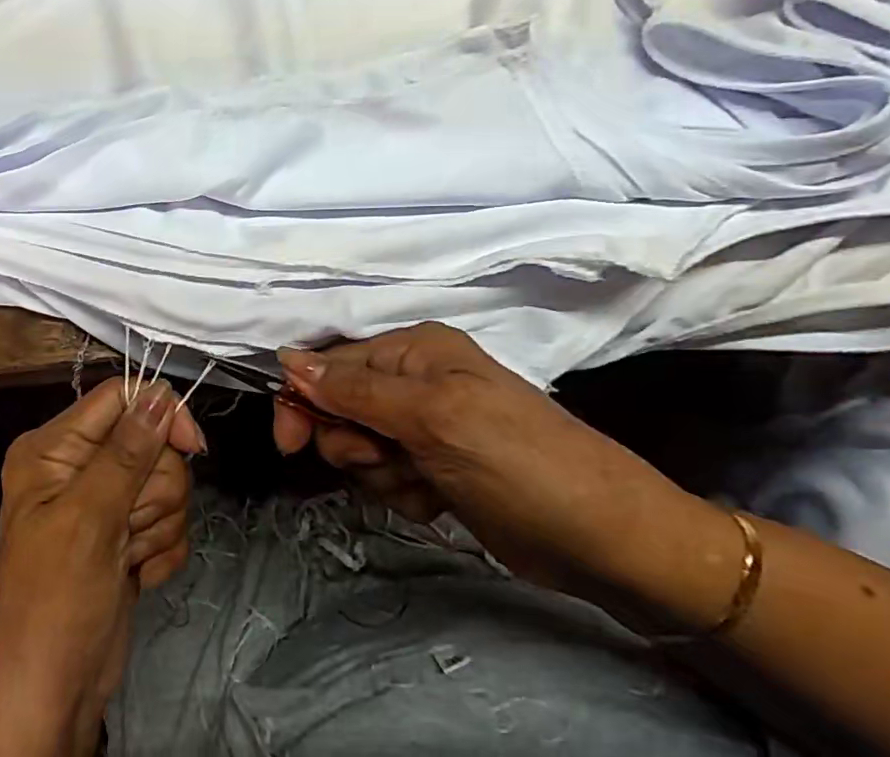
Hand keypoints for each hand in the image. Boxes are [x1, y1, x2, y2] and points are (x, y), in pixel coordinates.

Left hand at [0, 379, 202, 756]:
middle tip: (128, 527)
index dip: (161, 413)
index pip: (120, 397)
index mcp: (54, 449)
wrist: (53, 696)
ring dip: (158, 525)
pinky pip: (170, 519)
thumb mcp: (86, 520)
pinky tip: (135, 575)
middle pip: (154, 442)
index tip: (193, 446)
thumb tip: (159, 393)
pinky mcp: (128, 534)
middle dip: (154, 490)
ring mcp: (106, 503)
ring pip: (168, 482)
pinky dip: (161, 550)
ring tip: (127, 557)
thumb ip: (126, 452)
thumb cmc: (54, 602)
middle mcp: (80, 467)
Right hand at [273, 323, 715, 598]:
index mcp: (416, 350)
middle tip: (389, 461)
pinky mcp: (435, 469)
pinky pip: (387, 479)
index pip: (331, 364)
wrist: (601, 539)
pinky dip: (403, 495)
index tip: (292, 445)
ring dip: (381, 475)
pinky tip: (439, 501)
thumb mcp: (433, 416)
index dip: (305, 401)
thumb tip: (288, 359)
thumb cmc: (517, 462)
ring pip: (360, 450)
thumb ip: (356, 390)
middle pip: (339, 409)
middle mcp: (417, 382)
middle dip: (354, 445)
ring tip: (427, 482)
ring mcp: (427, 429)